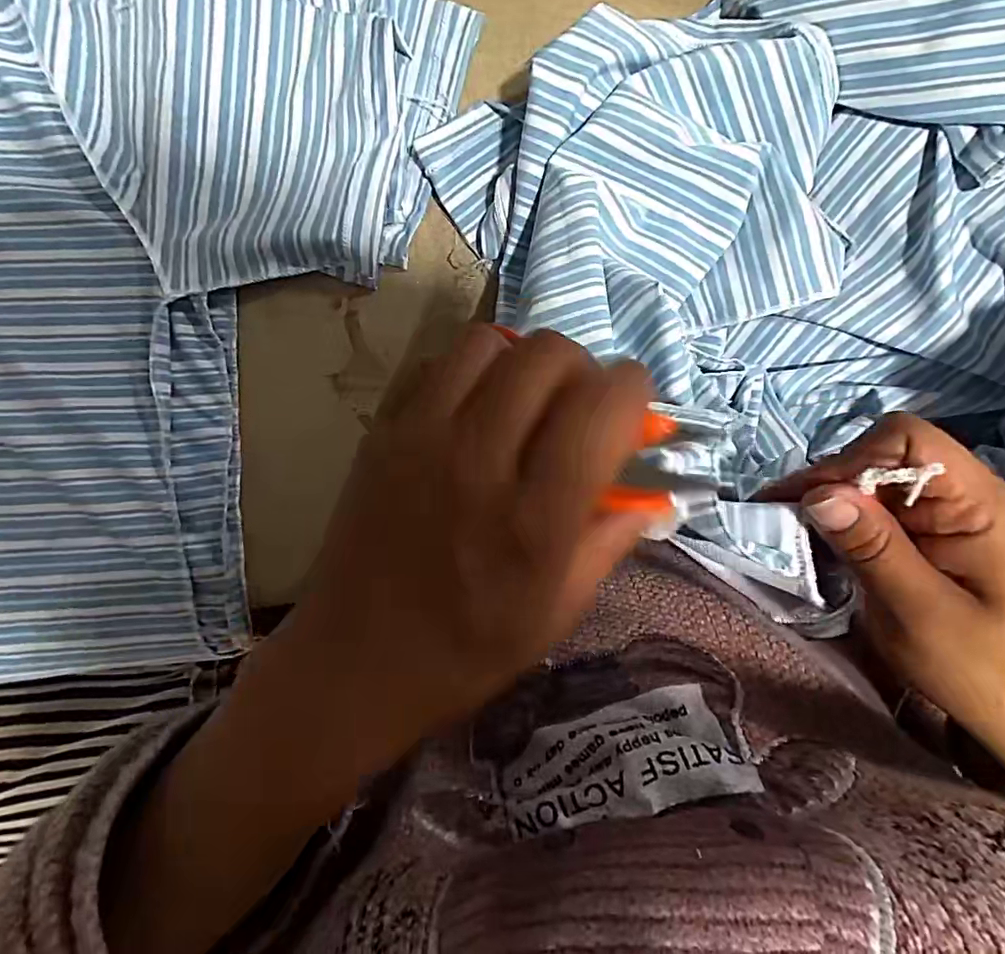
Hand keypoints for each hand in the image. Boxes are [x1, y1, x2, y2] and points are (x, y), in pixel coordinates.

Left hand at [102, 325, 662, 953]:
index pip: (601, 408)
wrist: (354, 663)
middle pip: (549, 355)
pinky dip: (472, 369)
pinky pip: (437, 362)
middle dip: (584, 369)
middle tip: (580, 408)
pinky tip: (476, 409)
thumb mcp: (562, 610)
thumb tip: (651, 492)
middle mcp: (479, 460)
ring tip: (528, 402)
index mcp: (536, 518)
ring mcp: (421, 437)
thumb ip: (611, 539)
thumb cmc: (470, 648)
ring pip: (491, 342)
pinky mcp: (382, 431)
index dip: (633, 391)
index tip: (634, 410)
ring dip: (525, 361)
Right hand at [763, 413, 1004, 895]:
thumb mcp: (921, 615)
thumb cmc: (985, 675)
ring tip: (792, 524)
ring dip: (837, 500)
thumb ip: (873, 548)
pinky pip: (885, 510)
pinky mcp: (937, 536)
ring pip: (881, 482)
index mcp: (984, 504)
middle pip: (890, 456)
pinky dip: (849, 520)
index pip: (911, 441)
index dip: (856, 460)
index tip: (815, 502)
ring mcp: (955, 516)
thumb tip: (818, 493)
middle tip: (784, 514)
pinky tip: (823, 538)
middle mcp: (971, 496)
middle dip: (836, 480)